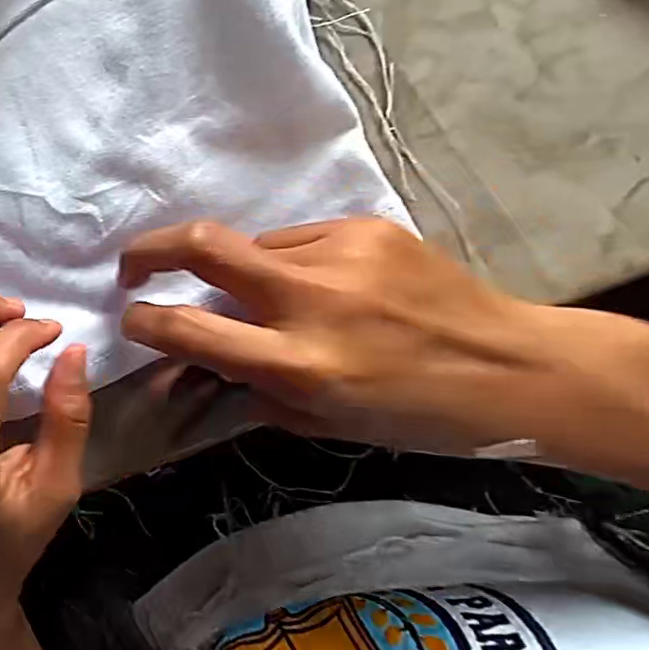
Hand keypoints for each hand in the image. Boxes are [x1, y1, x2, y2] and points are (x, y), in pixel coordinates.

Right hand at [119, 219, 648, 454]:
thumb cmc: (416, 415)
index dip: (145, 321)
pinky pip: (299, 238)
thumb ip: (251, 388)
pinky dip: (291, 262)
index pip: (189, 329)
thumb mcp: (323, 421)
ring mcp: (341, 254)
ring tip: (278, 299)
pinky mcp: (366, 227)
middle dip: (149, 250)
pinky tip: (328, 287)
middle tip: (134, 267)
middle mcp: (311, 300)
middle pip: (203, 244)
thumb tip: (198, 363)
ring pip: (253, 245)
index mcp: (299, 363)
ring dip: (243, 271)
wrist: (515, 368)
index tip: (133, 319)